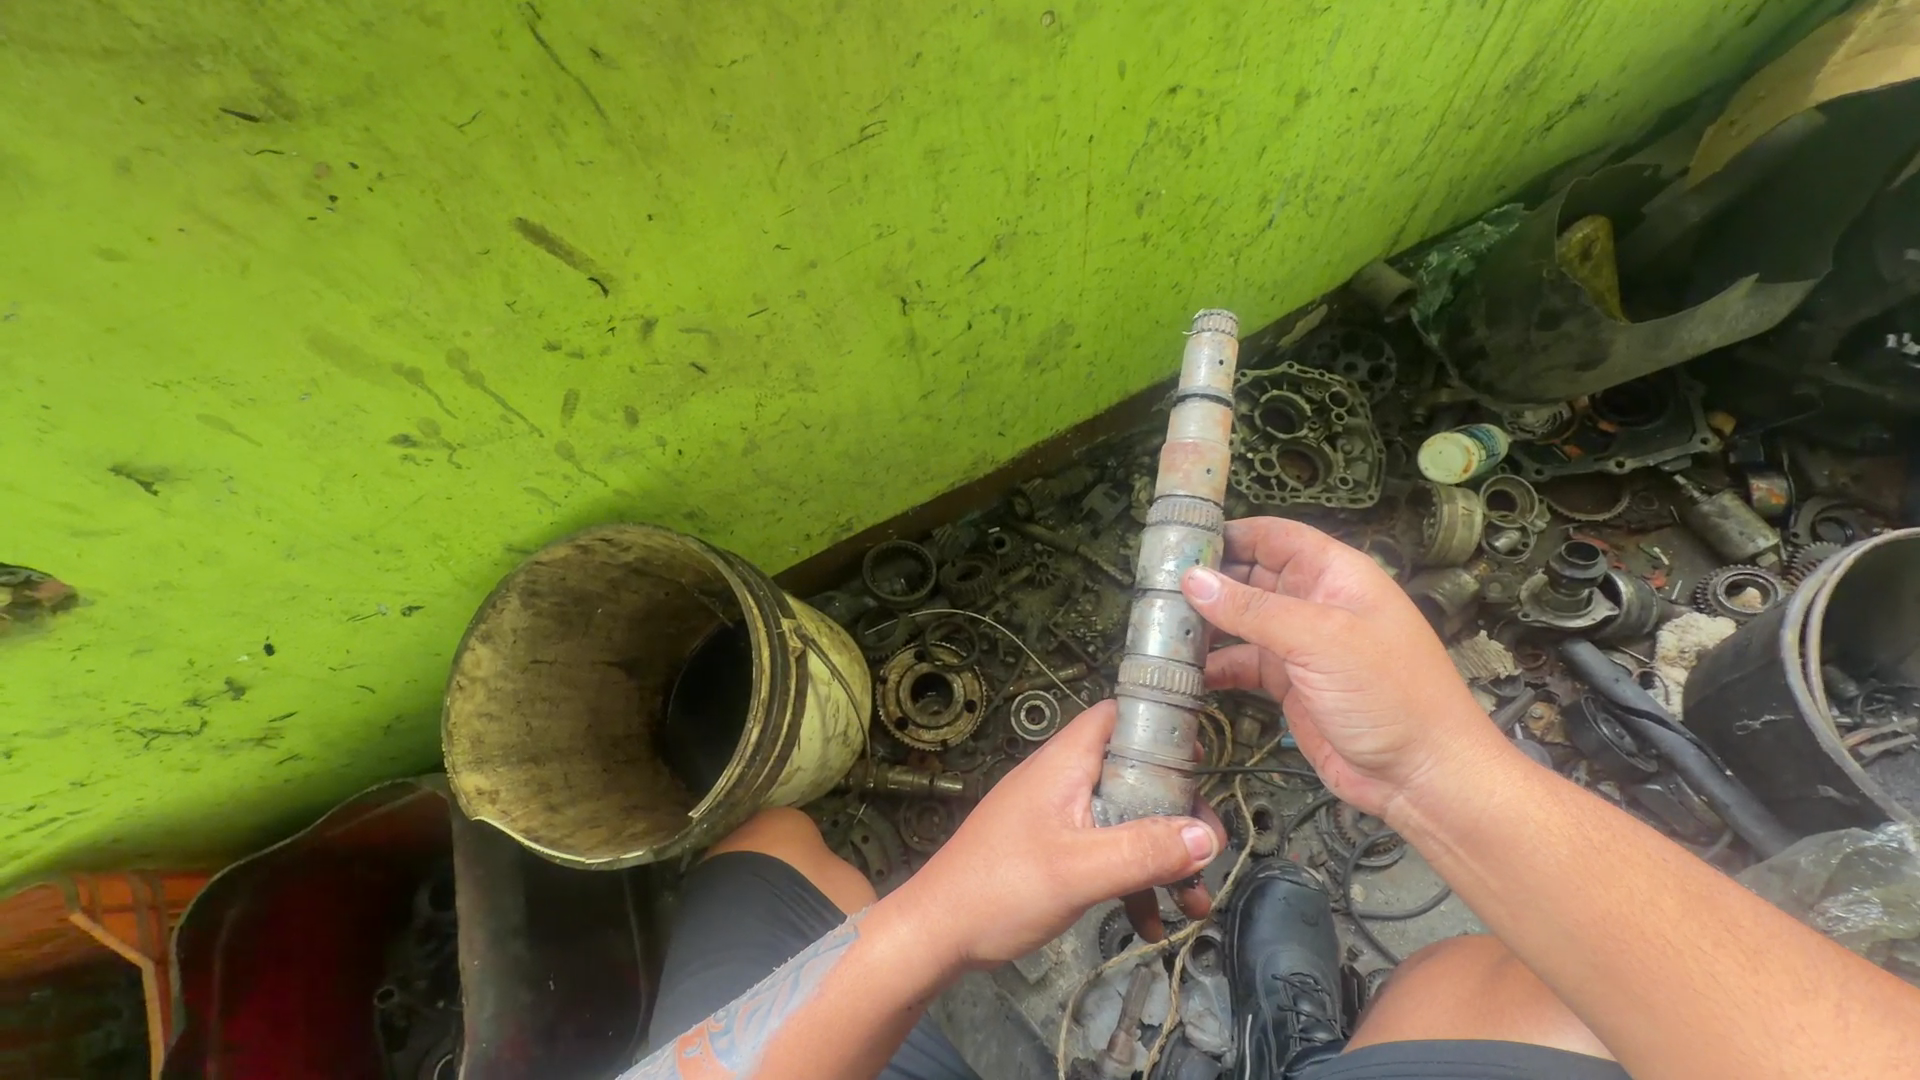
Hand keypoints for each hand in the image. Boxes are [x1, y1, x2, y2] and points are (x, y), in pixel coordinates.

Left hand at [889, 701, 1224, 969]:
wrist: (936, 933)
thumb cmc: (1002, 887)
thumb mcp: (1079, 870)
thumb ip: (1142, 850)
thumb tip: (1207, 836)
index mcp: (1065, 764)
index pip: (1117, 716)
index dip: (1161, 729)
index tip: (1200, 766)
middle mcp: (1064, 780)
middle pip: (1133, 774)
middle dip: (1175, 813)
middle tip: (1208, 853)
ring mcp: (1057, 816)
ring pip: (1124, 820)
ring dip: (1160, 857)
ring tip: (1195, 905)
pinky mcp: (1053, 850)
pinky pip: (1104, 852)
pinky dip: (1130, 880)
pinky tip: (1148, 924)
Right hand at [1180, 517, 1505, 816]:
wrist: (1422, 777)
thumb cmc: (1387, 693)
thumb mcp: (1319, 640)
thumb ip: (1252, 609)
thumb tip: (1191, 579)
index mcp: (1333, 575)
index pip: (1274, 537)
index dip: (1230, 534)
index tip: (1178, 541)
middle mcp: (1313, 603)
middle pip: (1249, 577)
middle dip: (1207, 581)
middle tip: (1153, 588)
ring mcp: (1300, 645)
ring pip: (1240, 622)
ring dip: (1204, 625)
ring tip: (1158, 629)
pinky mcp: (1288, 683)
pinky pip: (1241, 664)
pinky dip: (1213, 666)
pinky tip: (1182, 672)